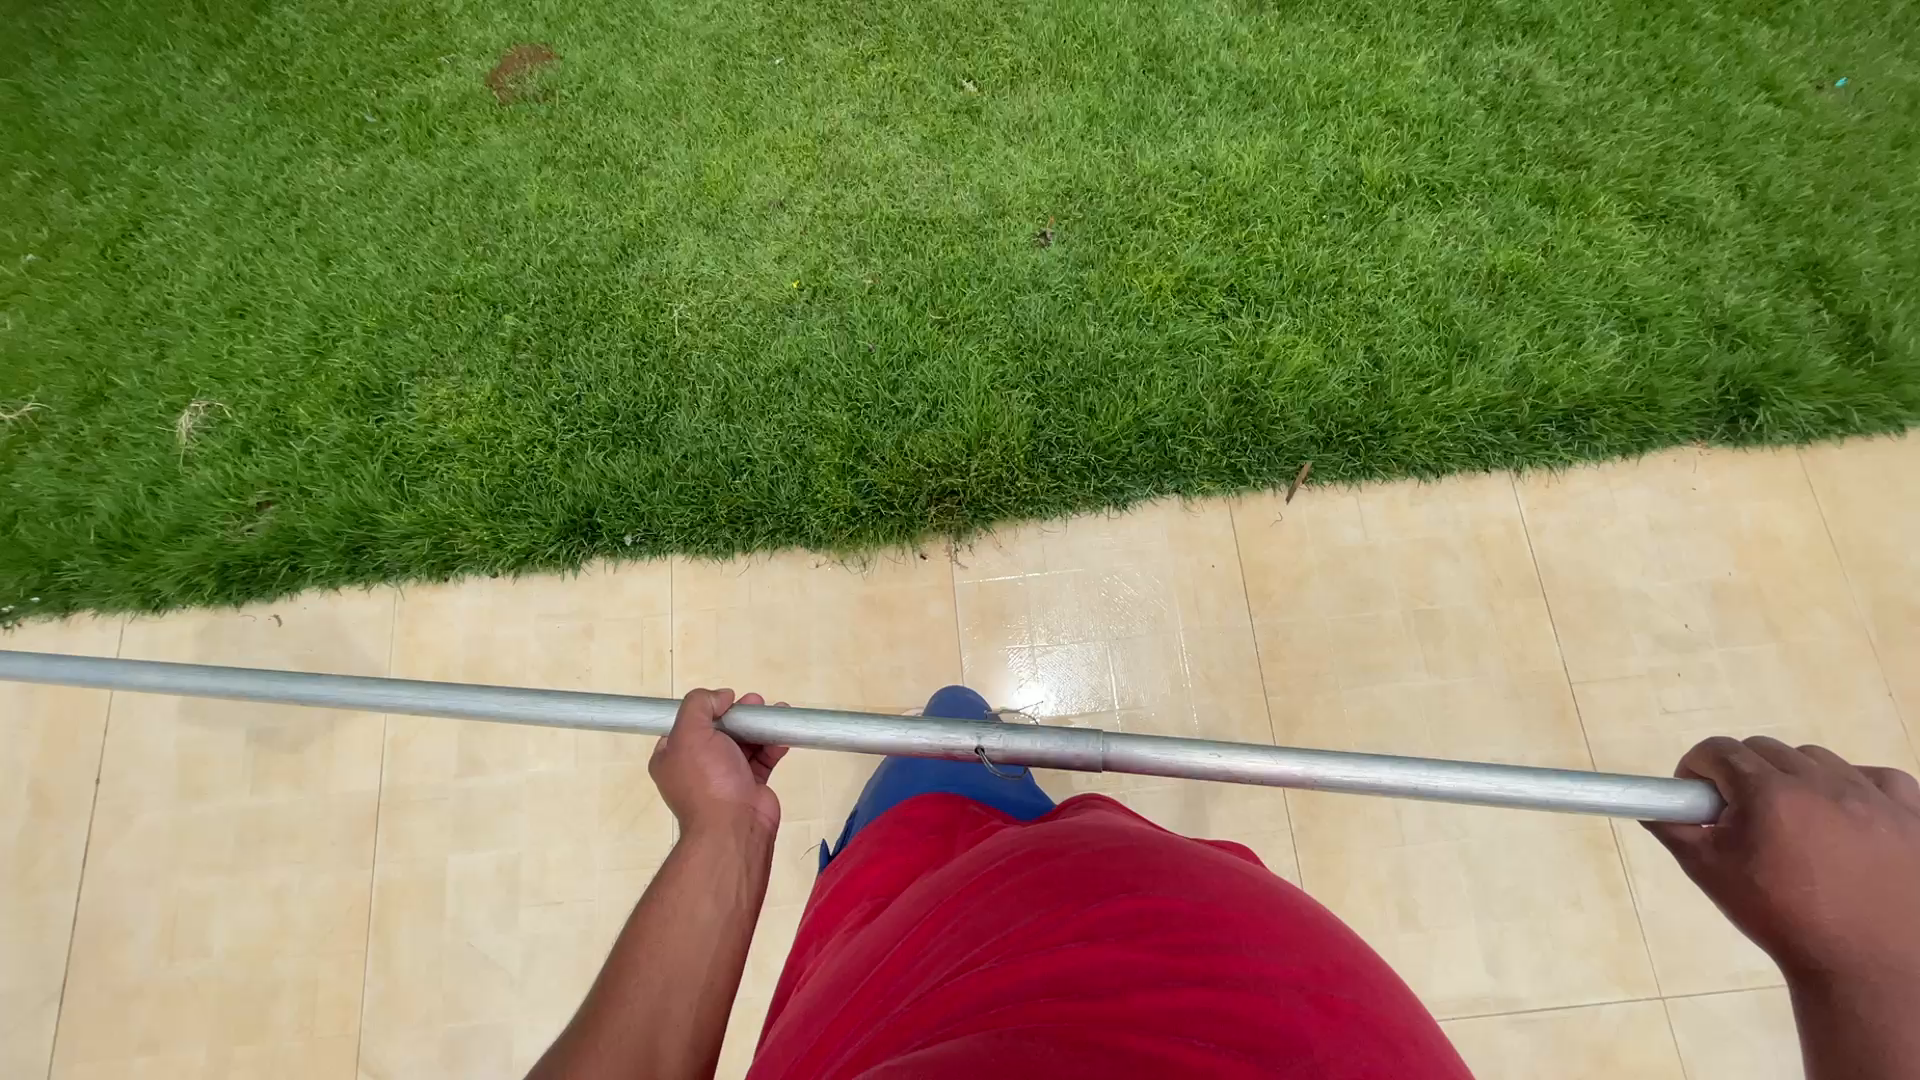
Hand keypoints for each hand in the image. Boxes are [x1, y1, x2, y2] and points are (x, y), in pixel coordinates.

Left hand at [649, 688, 789, 838]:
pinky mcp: (750, 783)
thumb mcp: (690, 733)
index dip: (706, 708)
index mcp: (673, 756)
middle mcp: (697, 766)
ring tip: (774, 711)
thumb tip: (722, 696)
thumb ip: (700, 704)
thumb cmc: (706, 779)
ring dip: (759, 724)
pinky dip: (773, 743)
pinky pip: (762, 757)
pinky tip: (783, 733)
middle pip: (720, 729)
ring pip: (743, 741)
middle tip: (755, 702)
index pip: (686, 724)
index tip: (724, 700)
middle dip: (739, 713)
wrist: (734, 826)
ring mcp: (725, 775)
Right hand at [1646, 736, 1919, 985]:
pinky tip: (1847, 813)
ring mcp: (1880, 803)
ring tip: (1794, 816)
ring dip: (1794, 776)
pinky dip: (1857, 786)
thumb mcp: (1706, 870)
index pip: (1717, 750)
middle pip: (1765, 749)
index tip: (1697, 797)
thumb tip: (1649, 806)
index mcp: (1770, 795)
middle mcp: (1826, 787)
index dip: (1696, 769)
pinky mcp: (1919, 821)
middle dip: (1741, 771)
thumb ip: (1671, 827)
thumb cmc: (1780, 917)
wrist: (1870, 969)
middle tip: (1740, 811)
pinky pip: (1882, 779)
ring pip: (1818, 759)